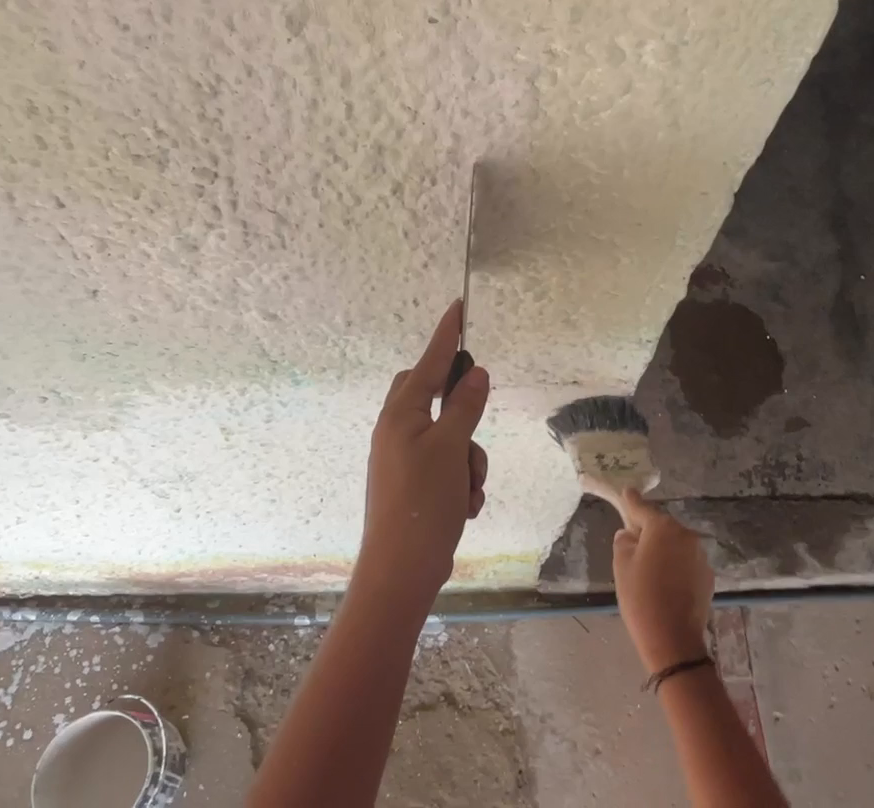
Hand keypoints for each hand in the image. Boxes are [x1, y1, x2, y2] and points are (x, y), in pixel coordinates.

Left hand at [359, 300, 489, 597]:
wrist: (402, 568)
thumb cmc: (423, 502)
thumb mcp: (451, 448)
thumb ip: (464, 407)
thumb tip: (474, 372)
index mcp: (400, 414)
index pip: (428, 362)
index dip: (446, 335)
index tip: (459, 306)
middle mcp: (398, 430)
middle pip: (435, 397)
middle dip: (464, 413)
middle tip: (474, 429)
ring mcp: (405, 458)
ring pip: (451, 436)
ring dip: (469, 459)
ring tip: (469, 489)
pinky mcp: (415, 484)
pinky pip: (447, 465)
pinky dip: (462, 481)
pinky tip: (465, 506)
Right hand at [612, 489, 713, 674]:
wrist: (673, 639)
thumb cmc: (641, 598)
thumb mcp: (622, 567)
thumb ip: (624, 542)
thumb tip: (629, 534)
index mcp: (663, 528)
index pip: (643, 508)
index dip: (631, 501)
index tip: (626, 492)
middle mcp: (686, 535)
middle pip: (662, 526)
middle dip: (648, 532)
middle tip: (632, 547)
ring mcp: (700, 556)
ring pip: (676, 544)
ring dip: (663, 550)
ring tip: (649, 571)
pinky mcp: (708, 575)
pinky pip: (686, 561)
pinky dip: (675, 565)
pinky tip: (666, 584)